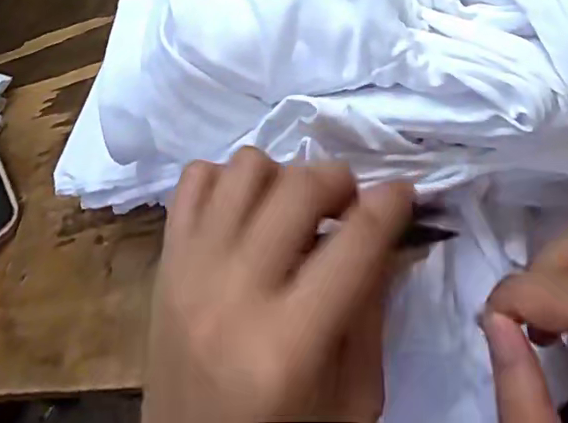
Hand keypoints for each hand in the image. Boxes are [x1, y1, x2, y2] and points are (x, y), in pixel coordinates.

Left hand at [142, 148, 413, 422]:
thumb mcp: (350, 401)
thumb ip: (369, 314)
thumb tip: (382, 235)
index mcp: (288, 346)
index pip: (353, 245)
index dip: (388, 206)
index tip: (403, 190)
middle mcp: (234, 291)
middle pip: (297, 188)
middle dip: (337, 181)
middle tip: (348, 203)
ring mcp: (190, 266)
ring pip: (244, 168)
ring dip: (281, 175)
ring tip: (291, 208)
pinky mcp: (165, 256)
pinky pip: (194, 177)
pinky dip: (225, 179)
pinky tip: (244, 211)